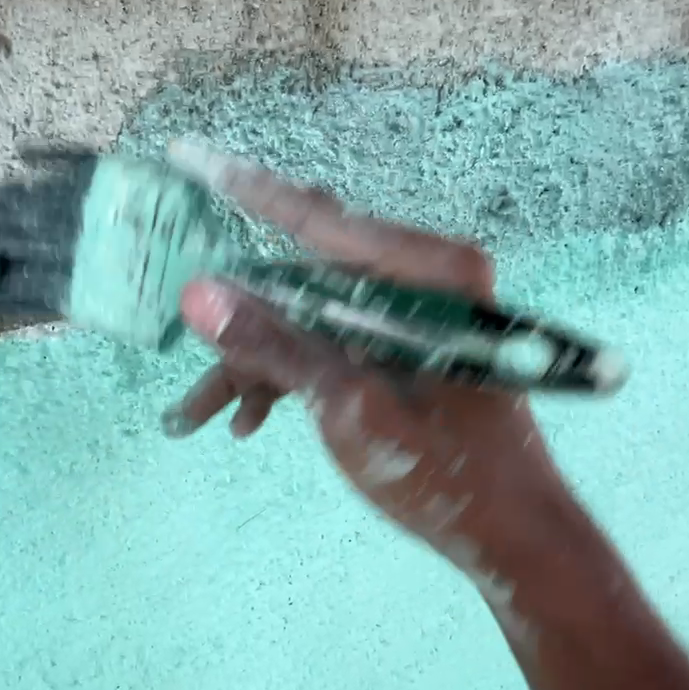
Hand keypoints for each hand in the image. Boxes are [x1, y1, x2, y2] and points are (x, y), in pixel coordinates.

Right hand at [160, 142, 568, 565]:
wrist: (511, 535)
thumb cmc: (448, 472)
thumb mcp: (350, 408)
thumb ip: (274, 347)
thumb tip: (197, 293)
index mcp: (424, 273)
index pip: (316, 217)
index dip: (243, 189)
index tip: (188, 155)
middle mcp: (412, 278)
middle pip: (297, 271)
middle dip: (236, 313)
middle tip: (178, 321)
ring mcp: (398, 313)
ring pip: (298, 316)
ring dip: (249, 362)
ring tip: (194, 415)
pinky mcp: (389, 344)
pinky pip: (320, 343)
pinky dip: (280, 377)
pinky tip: (247, 421)